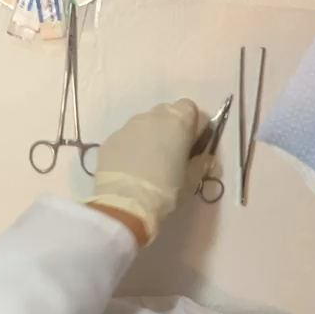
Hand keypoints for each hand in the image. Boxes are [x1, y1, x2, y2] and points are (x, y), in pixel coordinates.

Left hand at [84, 100, 203, 242]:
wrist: (124, 205)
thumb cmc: (166, 191)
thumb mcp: (192, 180)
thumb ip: (200, 162)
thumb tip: (203, 157)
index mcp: (177, 122)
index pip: (190, 108)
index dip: (192, 125)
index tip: (192, 144)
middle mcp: (152, 116)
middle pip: (166, 112)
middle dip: (170, 128)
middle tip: (170, 153)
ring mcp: (128, 126)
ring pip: (144, 124)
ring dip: (149, 137)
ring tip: (147, 163)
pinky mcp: (110, 140)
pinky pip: (126, 138)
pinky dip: (130, 148)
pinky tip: (130, 169)